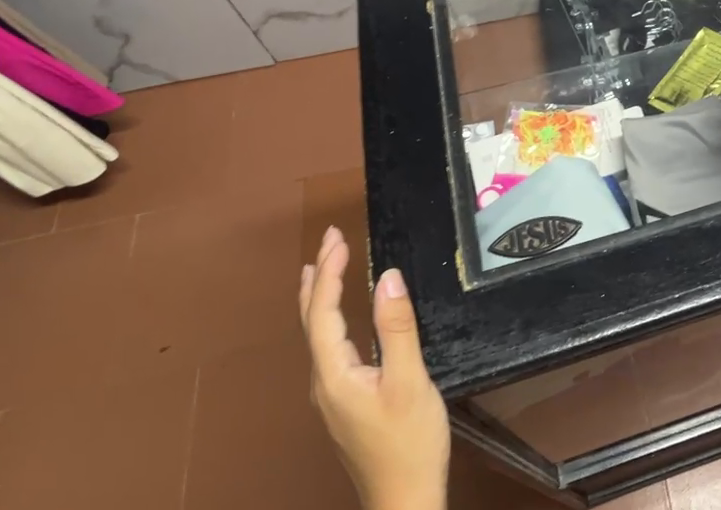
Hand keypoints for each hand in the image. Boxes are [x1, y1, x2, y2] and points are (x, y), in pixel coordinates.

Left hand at [300, 226, 448, 509]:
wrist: (404, 500)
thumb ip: (397, 328)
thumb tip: (387, 276)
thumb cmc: (409, 441)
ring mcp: (332, 395)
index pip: (321, 312)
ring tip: (322, 268)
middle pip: (311, 321)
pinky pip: (330, 348)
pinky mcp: (344, 402)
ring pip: (318, 335)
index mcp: (334, 373)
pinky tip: (341, 319)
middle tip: (330, 240)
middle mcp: (324, 382)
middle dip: (318, 277)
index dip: (327, 272)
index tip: (337, 236)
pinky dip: (330, 319)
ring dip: (320, 296)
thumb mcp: (409, 381)